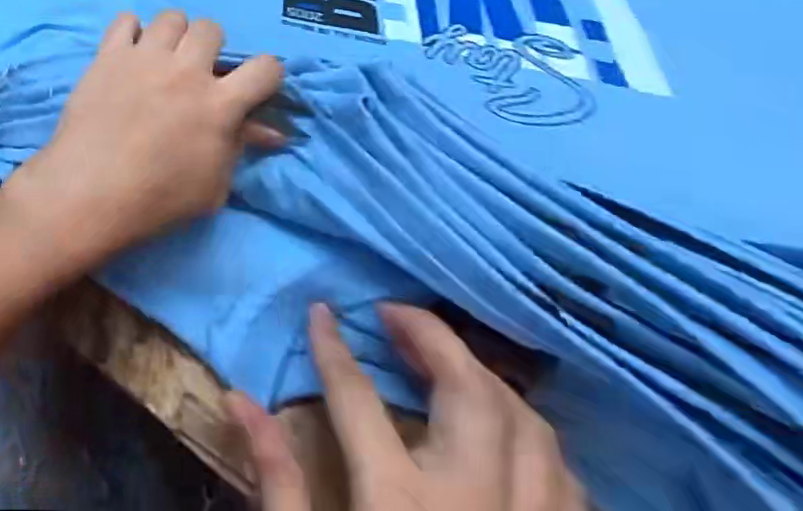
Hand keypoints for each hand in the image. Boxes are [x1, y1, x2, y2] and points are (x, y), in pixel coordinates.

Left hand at [0, 10, 285, 279]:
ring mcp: (143, 59)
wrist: (89, 189)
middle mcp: (184, 71)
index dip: (266, 75)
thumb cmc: (156, 198)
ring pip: (170, 17)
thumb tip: (269, 131)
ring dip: (173, 34)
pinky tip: (128, 52)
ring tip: (162, 57)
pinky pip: (124, 21)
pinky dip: (130, 30)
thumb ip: (238, 148)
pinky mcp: (107, 56)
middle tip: (196, 70)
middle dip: (211, 46)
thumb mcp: (212, 185)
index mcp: (219, 104)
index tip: (253, 86)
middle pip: (211, 28)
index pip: (266, 67)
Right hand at [228, 303, 586, 510]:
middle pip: (471, 395)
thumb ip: (277, 476)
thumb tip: (238, 397)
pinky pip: (564, 478)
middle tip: (392, 315)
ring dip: (485, 378)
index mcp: (401, 504)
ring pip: (532, 428)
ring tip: (441, 360)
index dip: (333, 346)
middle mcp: (475, 505)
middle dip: (431, 338)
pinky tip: (497, 429)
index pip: (357, 396)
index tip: (320, 312)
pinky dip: (529, 435)